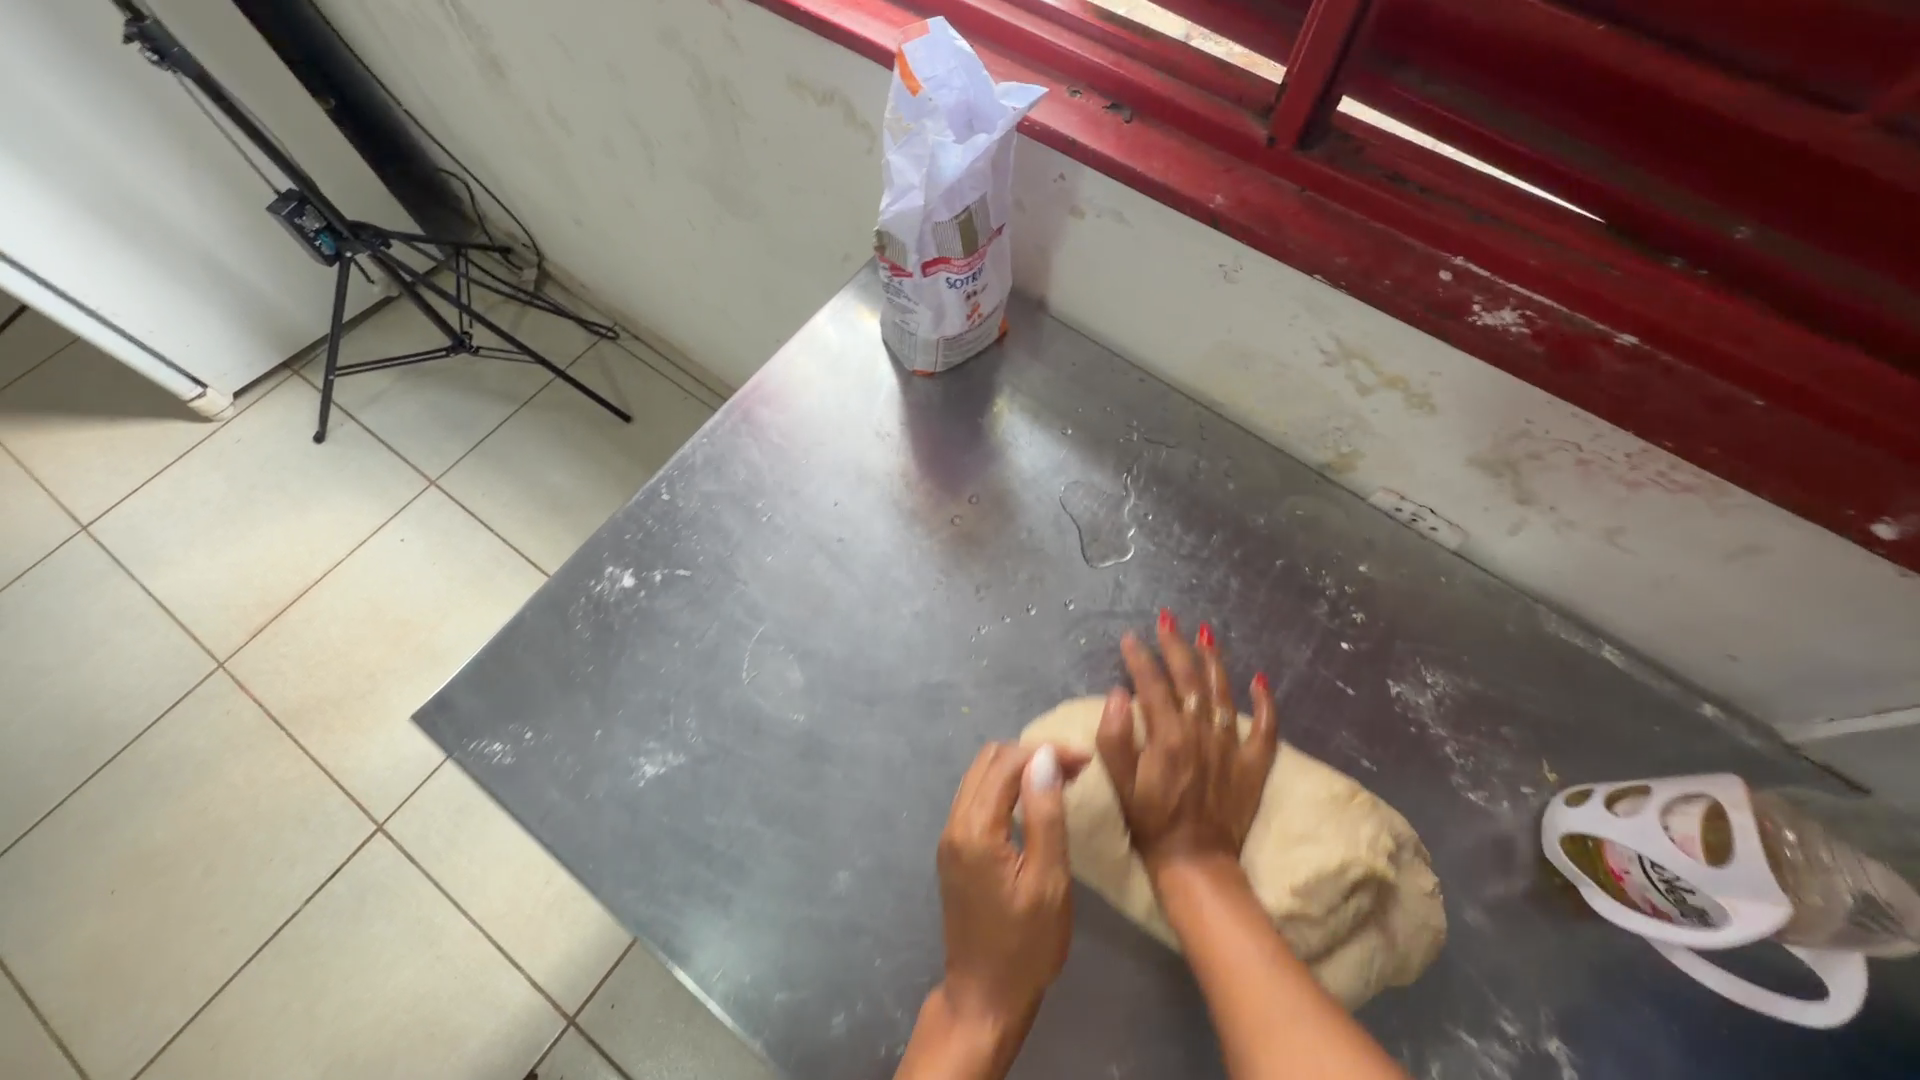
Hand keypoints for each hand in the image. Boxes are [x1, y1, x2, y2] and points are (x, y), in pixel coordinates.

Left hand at [936, 742, 1088, 1028]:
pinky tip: (1034, 803)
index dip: (1047, 753)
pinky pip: (977, 799)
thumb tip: (1045, 758)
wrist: (984, 998)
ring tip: (1060, 782)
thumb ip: (1045, 815)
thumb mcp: (1048, 882)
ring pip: (980, 777)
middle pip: (988, 761)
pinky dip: (1006, 789)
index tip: (1086, 761)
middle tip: (1075, 770)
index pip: (1007, 763)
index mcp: (975, 830)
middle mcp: (954, 825)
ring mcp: (950, 838)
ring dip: (1018, 770)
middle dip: (1031, 755)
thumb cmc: (1025, 947)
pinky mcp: (955, 851)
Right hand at [1096, 610, 1278, 878]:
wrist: (1195, 861)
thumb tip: (1119, 694)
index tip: (1131, 638)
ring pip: (1224, 693)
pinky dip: (1266, 703)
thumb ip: (1114, 736)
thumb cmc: (1149, 821)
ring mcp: (1232, 746)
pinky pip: (1266, 728)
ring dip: (1214, 661)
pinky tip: (1260, 679)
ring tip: (1205, 635)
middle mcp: (1202, 732)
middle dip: (1176, 646)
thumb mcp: (1119, 782)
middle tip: (1168, 620)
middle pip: (1189, 679)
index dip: (1141, 658)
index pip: (1152, 684)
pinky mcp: (1254, 764)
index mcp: (1167, 735)